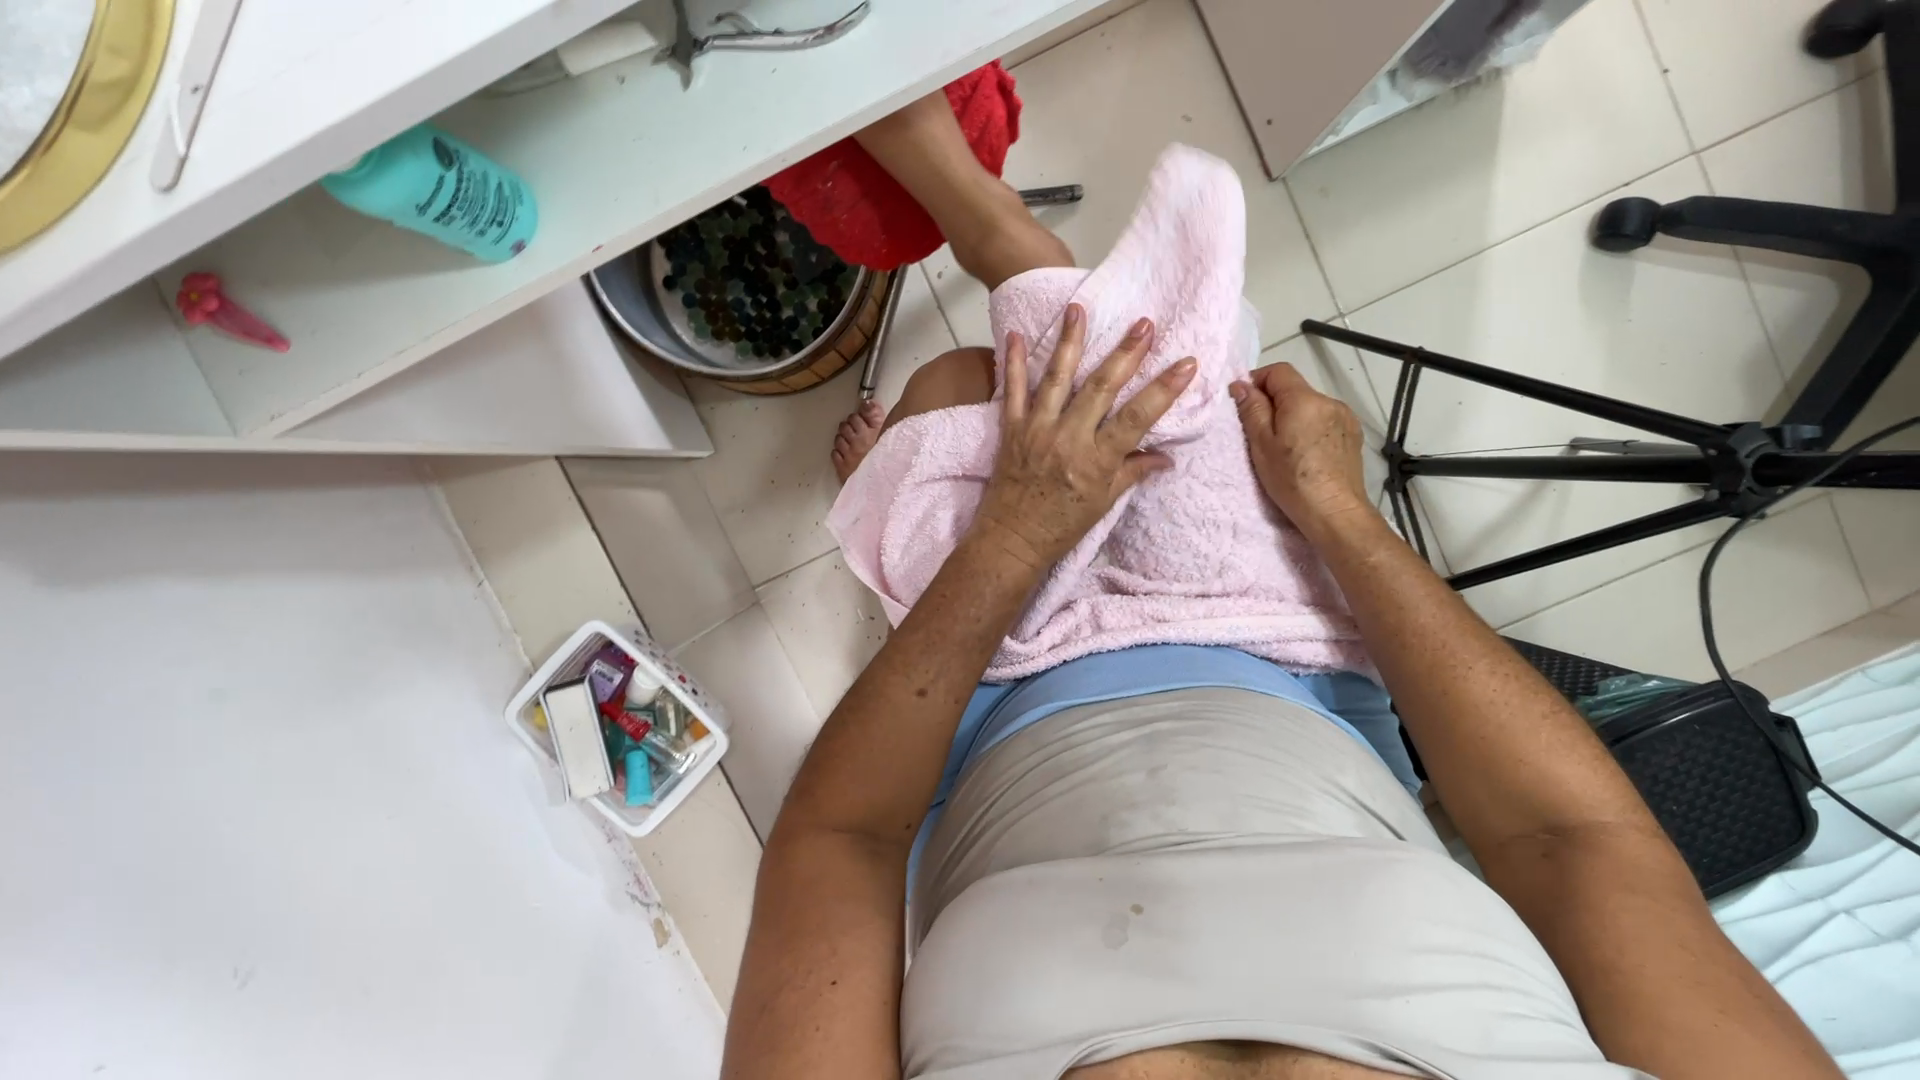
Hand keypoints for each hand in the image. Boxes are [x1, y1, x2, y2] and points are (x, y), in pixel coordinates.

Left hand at [971, 304, 1196, 571]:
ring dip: (1070, 341)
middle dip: (1125, 353)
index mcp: (1096, 461)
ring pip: (1057, 379)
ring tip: (1079, 308)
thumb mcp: (1104, 503)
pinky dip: (1014, 363)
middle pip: (1101, 388)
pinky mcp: (1012, 429)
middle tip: (1144, 323)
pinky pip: (1012, 391)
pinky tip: (1017, 334)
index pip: (1137, 418)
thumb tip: (1166, 458)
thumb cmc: (1062, 526)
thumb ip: (1133, 473)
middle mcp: (1068, 440)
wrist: (1012, 540)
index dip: (1163, 390)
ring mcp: (1038, 431)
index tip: (1187, 363)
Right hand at [1230, 363, 1373, 538]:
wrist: (1333, 511)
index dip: (1257, 381)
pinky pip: (1325, 420)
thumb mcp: (1261, 445)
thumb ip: (1252, 410)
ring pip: (1310, 406)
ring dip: (1294, 416)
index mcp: (1304, 400)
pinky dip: (1310, 428)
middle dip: (1274, 403)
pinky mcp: (1353, 434)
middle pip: (1295, 389)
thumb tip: (1240, 385)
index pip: (1278, 371)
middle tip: (1260, 432)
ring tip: (1285, 446)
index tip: (1245, 403)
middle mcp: (1329, 401)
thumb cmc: (1291, 479)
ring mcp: (1345, 418)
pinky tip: (1306, 453)